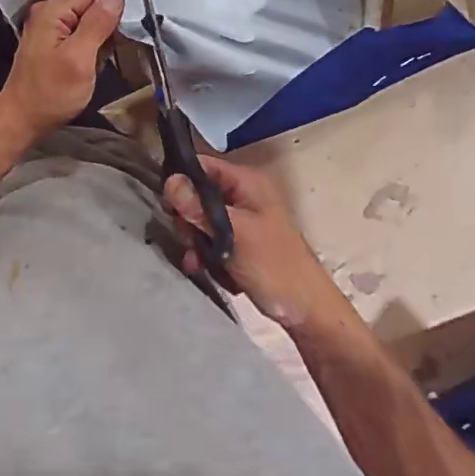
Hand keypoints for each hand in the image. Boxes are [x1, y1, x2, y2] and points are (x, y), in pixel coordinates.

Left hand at [0, 0, 124, 139]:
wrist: (21, 122)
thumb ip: (97, 24)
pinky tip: (84, 68)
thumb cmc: (50, 93)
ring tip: (92, 65)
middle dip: (102, 30)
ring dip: (96, 43)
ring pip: (86, 25)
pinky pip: (77, 38)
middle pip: (89, 8)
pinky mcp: (49, 46)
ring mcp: (47, 31)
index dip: (106, 16)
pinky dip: (86, 51)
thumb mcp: (79, 58)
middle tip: (100, 57)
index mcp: (51, 10)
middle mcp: (47, 14)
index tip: (109, 41)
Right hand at [164, 155, 342, 328]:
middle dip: (188, 218)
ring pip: (201, 219)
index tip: (169, 206)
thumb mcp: (234, 233)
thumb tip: (169, 180)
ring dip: (195, 239)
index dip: (182, 181)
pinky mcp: (239, 241)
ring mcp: (241, 218)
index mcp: (247, 181)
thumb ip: (200, 208)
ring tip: (197, 259)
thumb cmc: (274, 265)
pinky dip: (204, 252)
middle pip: (198, 194)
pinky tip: (201, 267)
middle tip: (189, 238)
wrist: (305, 309)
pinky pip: (210, 238)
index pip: (203, 166)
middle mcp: (243, 194)